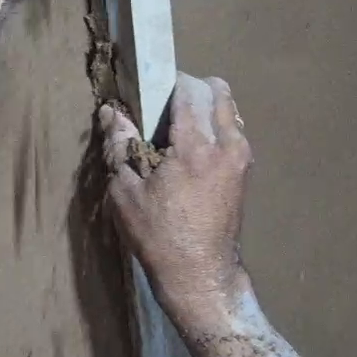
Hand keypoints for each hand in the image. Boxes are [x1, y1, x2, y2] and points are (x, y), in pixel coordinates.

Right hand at [99, 74, 252, 326]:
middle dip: (189, 89)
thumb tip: (111, 113)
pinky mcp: (245, 171)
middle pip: (216, 91)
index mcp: (195, 147)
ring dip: (204, 107)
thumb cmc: (158, 235)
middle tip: (161, 106)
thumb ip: (119, 145)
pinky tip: (191, 148)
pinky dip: (215, 125)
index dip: (166, 82)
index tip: (147, 88)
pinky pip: (233, 130)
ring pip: (228, 109)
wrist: (200, 274)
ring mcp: (241, 158)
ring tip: (175, 128)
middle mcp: (226, 145)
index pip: (188, 91)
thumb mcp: (125, 191)